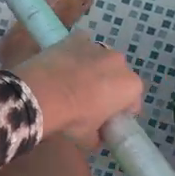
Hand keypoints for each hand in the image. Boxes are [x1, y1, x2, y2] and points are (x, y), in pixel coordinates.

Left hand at [11, 32, 142, 149]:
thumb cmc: (72, 117)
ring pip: (100, 58)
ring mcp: (97, 46)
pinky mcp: (76, 37)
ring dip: (94, 67)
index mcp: (130, 86)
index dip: (121, 112)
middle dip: (109, 86)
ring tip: (75, 80)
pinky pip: (81, 44)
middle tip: (91, 100)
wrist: (42, 92)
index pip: (132, 101)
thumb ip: (98, 136)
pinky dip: (77, 51)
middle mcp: (119, 62)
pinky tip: (65, 62)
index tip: (108, 119)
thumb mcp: (89, 138)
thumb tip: (95, 135)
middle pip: (117, 76)